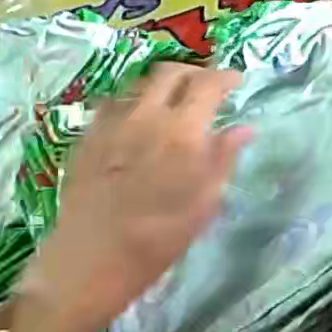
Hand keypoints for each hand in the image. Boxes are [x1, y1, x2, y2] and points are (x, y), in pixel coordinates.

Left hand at [14, 64, 251, 331]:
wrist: (91, 259)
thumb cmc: (159, 239)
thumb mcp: (204, 204)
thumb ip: (224, 158)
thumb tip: (244, 128)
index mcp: (182, 132)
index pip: (208, 85)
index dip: (225, 77)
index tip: (236, 82)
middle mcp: (146, 116)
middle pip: (171, 72)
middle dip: (194, 72)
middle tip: (206, 86)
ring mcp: (111, 122)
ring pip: (140, 83)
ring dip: (163, 84)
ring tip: (174, 100)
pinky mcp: (87, 135)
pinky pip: (115, 103)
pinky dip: (135, 101)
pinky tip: (139, 121)